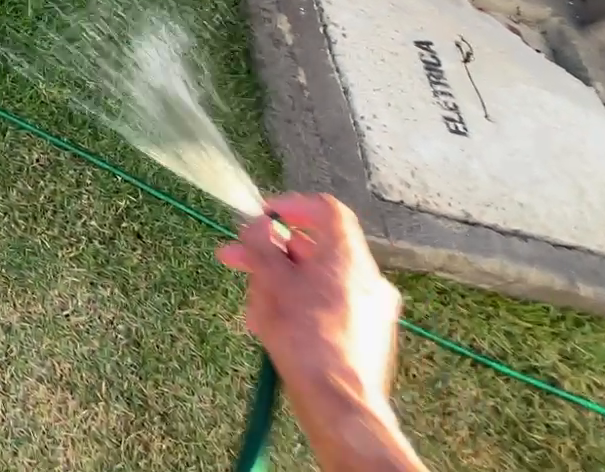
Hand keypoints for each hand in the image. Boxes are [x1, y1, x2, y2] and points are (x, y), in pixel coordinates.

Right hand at [219, 194, 425, 471]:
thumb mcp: (269, 278)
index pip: (327, 210)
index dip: (291, 204)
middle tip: (233, 256)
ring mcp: (372, 308)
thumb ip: (260, 242)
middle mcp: (368, 278)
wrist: (338, 399)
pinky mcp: (367, 334)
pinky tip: (269, 321)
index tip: (262, 215)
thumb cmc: (301, 332)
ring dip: (277, 277)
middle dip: (268, 249)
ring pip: (316, 277)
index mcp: (349, 259)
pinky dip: (297, 300)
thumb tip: (259, 225)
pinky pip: (327, 302)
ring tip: (248, 298)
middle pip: (314, 247)